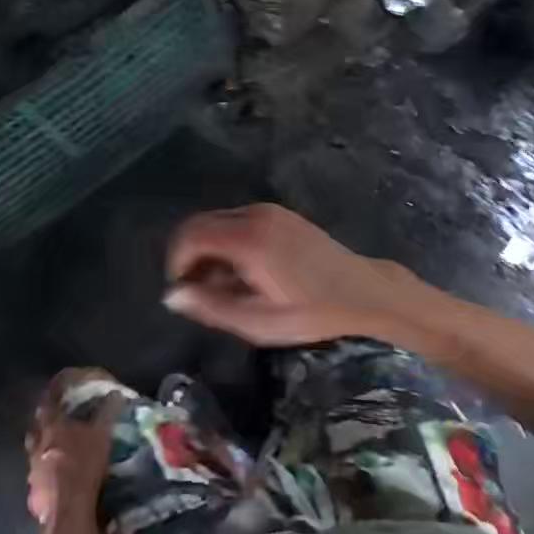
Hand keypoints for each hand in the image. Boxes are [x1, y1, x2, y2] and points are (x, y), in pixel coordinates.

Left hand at [27, 368, 126, 532]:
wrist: (68, 507)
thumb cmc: (85, 463)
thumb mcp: (102, 433)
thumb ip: (107, 412)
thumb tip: (114, 393)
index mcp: (51, 428)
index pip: (47, 404)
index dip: (51, 394)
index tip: (57, 388)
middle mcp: (36, 446)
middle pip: (35, 429)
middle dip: (44, 423)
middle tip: (57, 420)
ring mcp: (32, 469)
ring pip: (35, 452)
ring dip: (44, 447)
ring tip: (58, 448)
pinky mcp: (33, 490)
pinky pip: (38, 473)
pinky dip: (46, 468)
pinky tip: (57, 473)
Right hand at [164, 204, 428, 345]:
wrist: (362, 291)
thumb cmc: (311, 311)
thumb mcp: (258, 322)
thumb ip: (211, 306)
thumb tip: (172, 294)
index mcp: (248, 239)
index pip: (189, 235)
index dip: (176, 262)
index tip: (183, 291)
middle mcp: (257, 215)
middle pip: (201, 223)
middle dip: (191, 255)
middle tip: (201, 292)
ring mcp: (272, 211)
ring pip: (220, 222)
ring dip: (210, 249)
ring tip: (226, 287)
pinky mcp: (283, 214)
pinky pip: (240, 221)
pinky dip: (230, 241)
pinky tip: (245, 272)